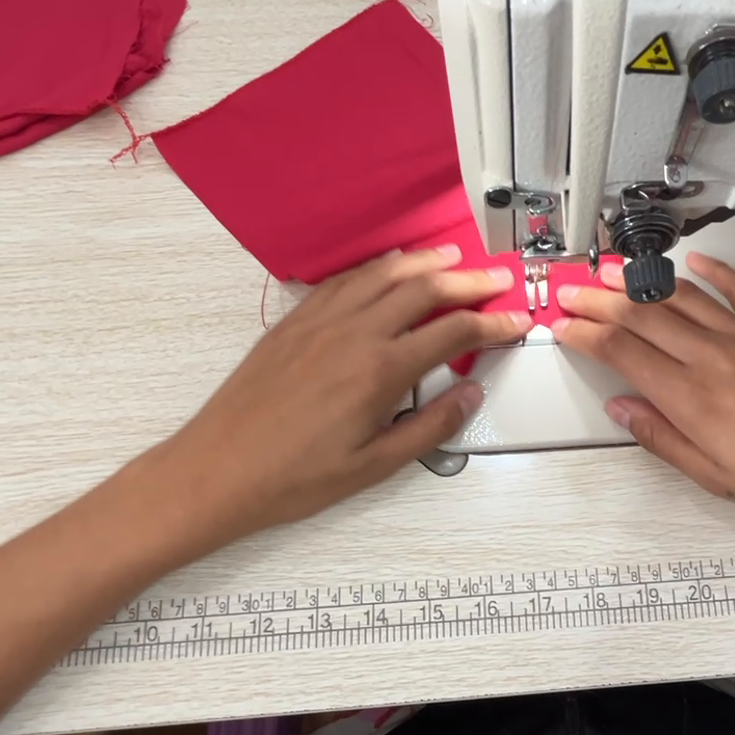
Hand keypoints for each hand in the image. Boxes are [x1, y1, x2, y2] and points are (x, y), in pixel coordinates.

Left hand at [146, 246, 529, 558]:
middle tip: (497, 278)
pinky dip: (376, 268)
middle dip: (468, 281)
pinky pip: (343, 280)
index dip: (493, 323)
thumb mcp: (374, 466)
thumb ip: (429, 427)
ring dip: (424, 262)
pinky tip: (388, 268)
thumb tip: (470, 394)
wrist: (217, 469)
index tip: (517, 321)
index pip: (453, 332)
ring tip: (452, 257)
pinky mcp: (294, 322)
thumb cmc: (295, 477)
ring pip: (383, 274)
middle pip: (424, 290)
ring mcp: (320, 322)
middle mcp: (353, 334)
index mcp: (379, 371)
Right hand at [553, 253, 734, 540]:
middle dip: (598, 301)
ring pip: (680, 296)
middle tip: (573, 292)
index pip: (621, 352)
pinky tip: (693, 263)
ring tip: (611, 272)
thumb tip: (624, 411)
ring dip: (640, 282)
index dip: (585, 335)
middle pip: (640, 315)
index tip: (564, 327)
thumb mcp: (714, 474)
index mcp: (691, 398)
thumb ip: (662, 437)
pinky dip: (713, 271)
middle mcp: (713, 357)